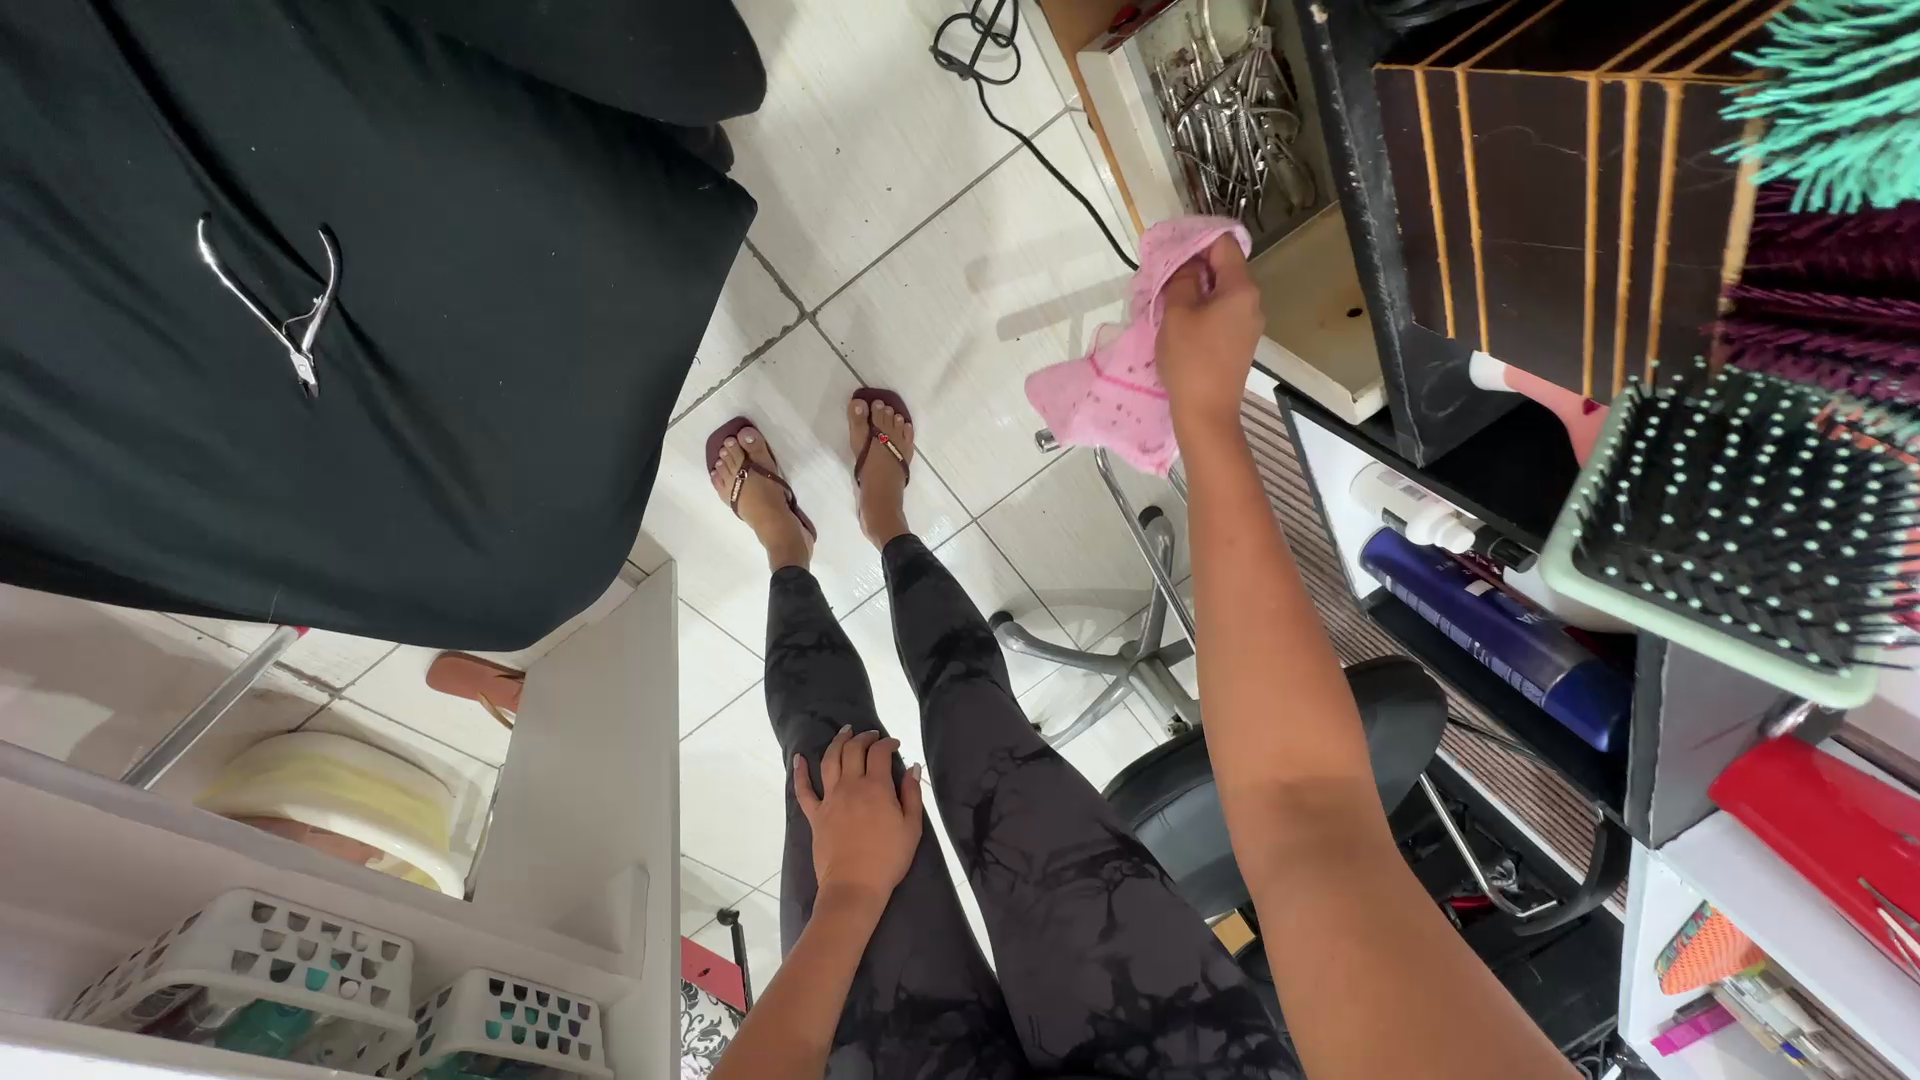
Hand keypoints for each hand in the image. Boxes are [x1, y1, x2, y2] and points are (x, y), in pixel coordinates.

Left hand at [793, 727, 924, 906]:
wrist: (855, 886)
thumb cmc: (888, 859)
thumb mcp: (912, 827)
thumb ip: (912, 794)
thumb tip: (912, 767)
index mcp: (876, 787)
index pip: (880, 753)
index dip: (887, 743)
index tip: (894, 744)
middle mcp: (851, 786)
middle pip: (853, 750)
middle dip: (863, 737)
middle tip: (871, 735)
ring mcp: (830, 799)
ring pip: (830, 760)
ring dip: (837, 742)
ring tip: (844, 732)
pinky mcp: (815, 815)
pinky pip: (803, 790)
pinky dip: (800, 772)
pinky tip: (798, 759)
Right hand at [1156, 234, 1263, 426]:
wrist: (1206, 413)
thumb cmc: (1190, 361)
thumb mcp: (1176, 314)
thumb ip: (1181, 280)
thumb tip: (1186, 264)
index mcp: (1241, 288)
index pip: (1224, 244)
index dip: (1196, 241)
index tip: (1169, 250)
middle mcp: (1252, 302)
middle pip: (1224, 268)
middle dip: (1193, 267)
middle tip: (1162, 276)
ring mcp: (1248, 324)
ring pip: (1220, 293)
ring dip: (1194, 291)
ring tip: (1166, 301)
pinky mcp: (1239, 343)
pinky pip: (1220, 314)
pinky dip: (1201, 311)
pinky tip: (1179, 323)